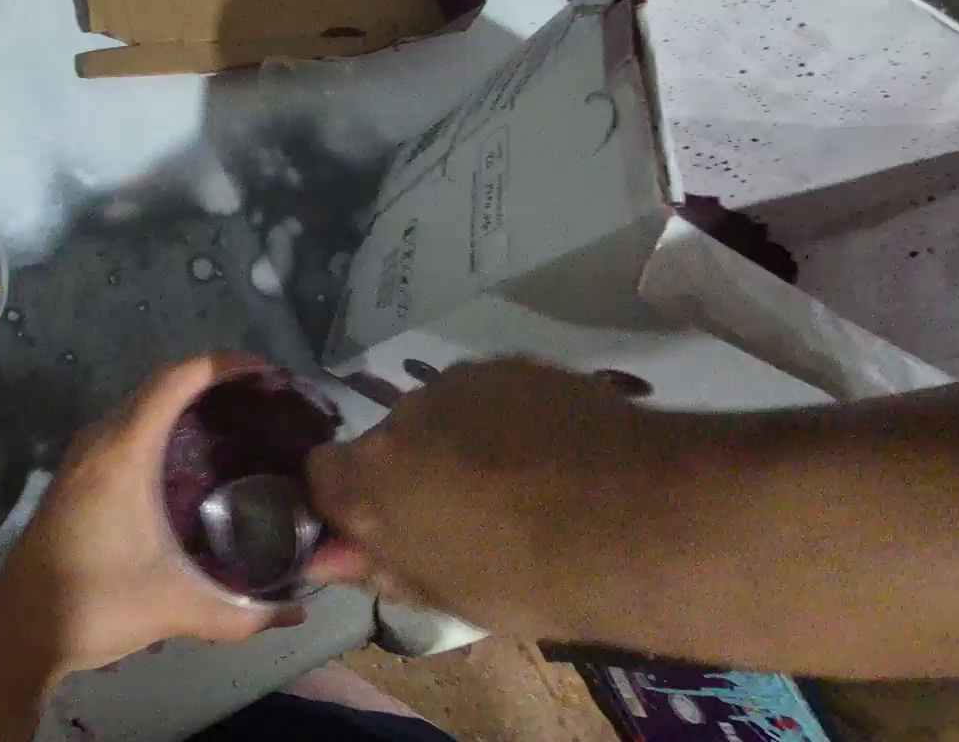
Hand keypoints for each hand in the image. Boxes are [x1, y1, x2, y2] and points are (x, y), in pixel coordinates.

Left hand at [0, 352, 306, 675]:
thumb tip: (297, 610)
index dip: (222, 364)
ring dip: (186, 401)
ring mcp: (85, 452)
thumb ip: (242, 614)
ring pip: (143, 403)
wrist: (18, 627)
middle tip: (262, 401)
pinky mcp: (79, 470)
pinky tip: (192, 458)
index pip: (176, 380)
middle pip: (162, 383)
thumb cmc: (94, 602)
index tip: (266, 371)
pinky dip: (165, 422)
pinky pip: (130, 424)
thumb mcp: (174, 607)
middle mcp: (102, 437)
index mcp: (124, 450)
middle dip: (212, 380)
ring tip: (236, 423)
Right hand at [305, 358, 675, 639]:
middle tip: (463, 513)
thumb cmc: (531, 577)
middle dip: (411, 472)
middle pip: (384, 443)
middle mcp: (400, 417)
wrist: (640, 518)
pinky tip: (549, 451)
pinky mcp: (506, 364)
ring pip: (436, 415)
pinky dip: (500, 418)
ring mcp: (455, 383)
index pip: (318, 471)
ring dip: (456, 443)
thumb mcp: (445, 593)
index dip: (341, 497)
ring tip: (519, 481)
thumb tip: (326, 554)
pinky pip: (484, 394)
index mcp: (371, 478)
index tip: (377, 524)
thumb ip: (376, 564)